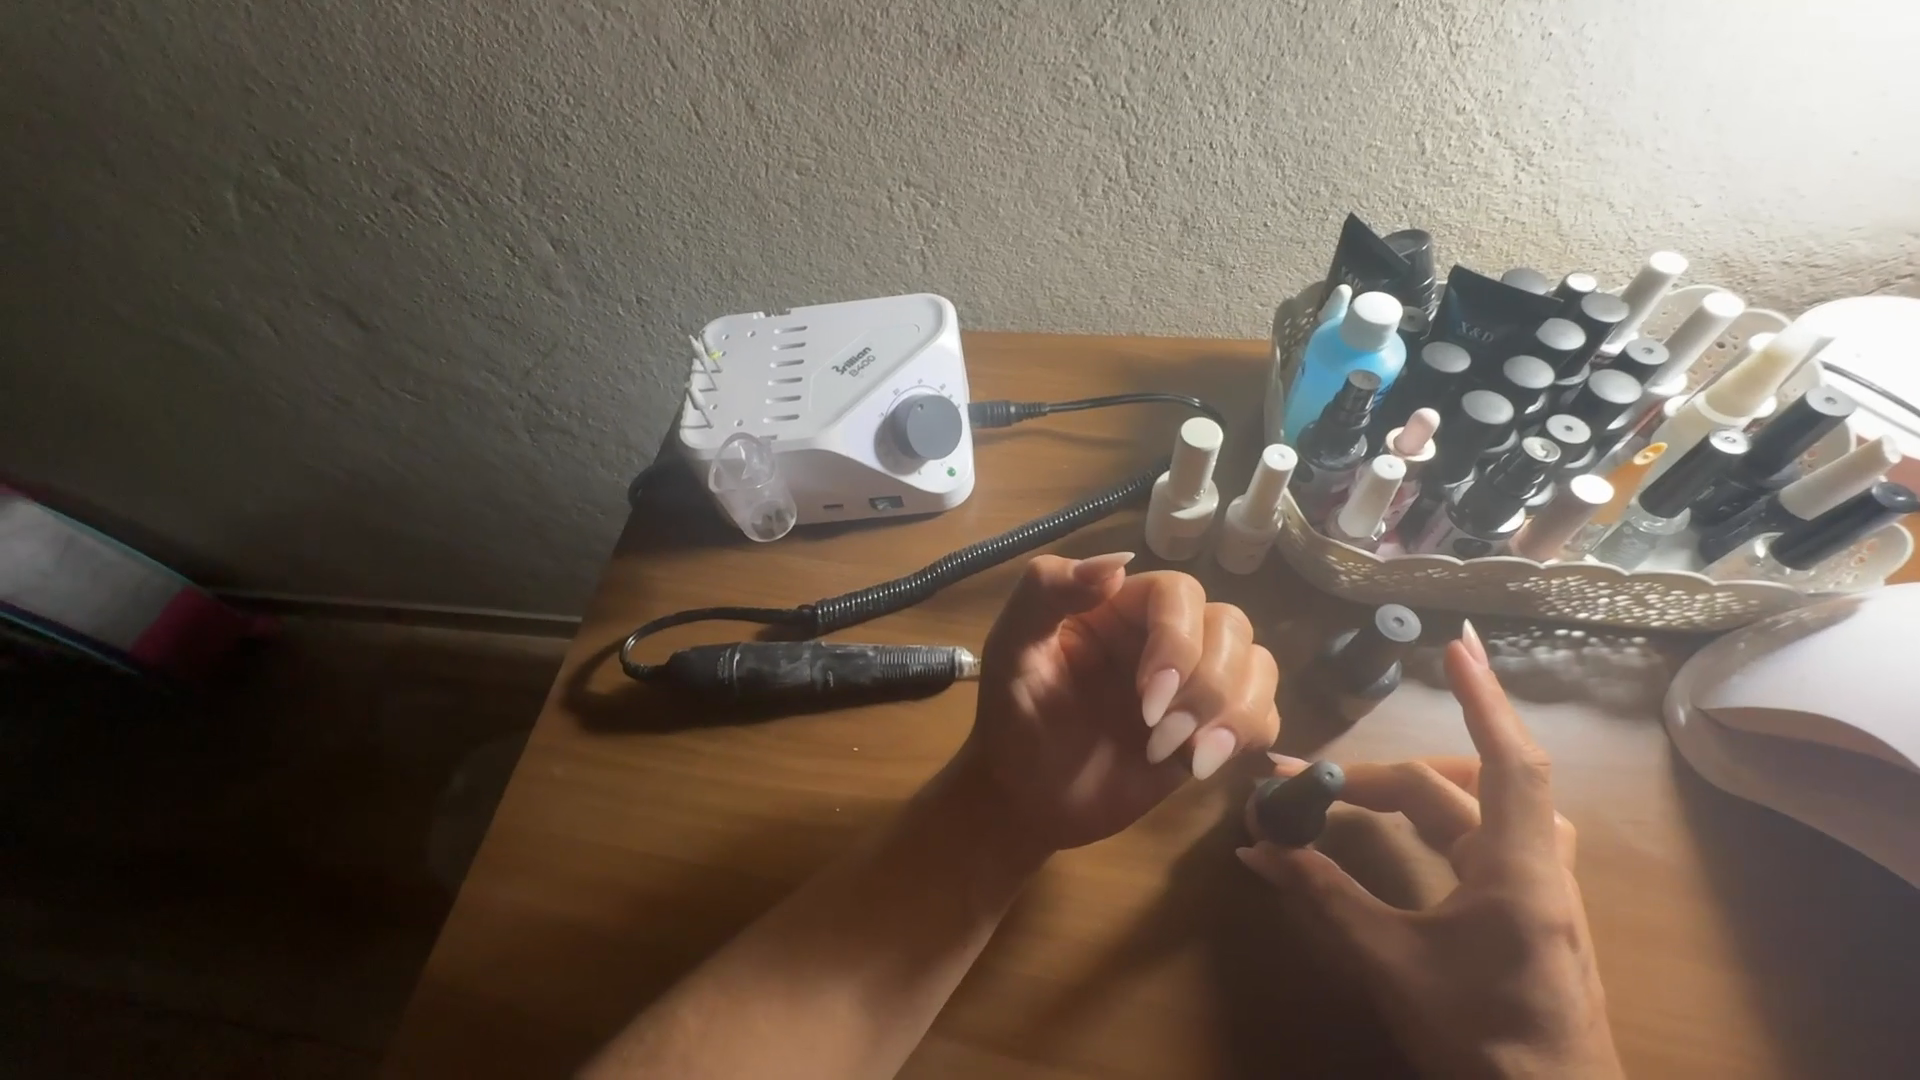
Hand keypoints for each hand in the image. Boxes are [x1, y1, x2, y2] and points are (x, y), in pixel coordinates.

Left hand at [954, 553, 1280, 851]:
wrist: (1026, 798)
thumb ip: (1046, 591)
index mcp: (1118, 606)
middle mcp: (1162, 636)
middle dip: (1206, 684)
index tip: (1148, 697)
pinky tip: (1200, 765)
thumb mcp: (1010, 648)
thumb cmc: (1012, 718)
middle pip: (1230, 625)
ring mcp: (1191, 683)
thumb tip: (1120, 560)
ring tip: (1182, 754)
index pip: (1179, 592)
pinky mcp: (1210, 729)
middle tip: (1158, 734)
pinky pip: (1264, 712)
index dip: (1178, 639)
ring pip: (1257, 664)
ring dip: (1231, 710)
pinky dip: (1248, 734)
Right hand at [1237, 628, 1621, 1079]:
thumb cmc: (1480, 1040)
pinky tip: (1411, 832)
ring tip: (1362, 791)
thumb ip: (1321, 895)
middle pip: (1458, 787)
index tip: (1454, 645)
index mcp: (1515, 871)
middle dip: (1377, 777)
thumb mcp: (1388, 962)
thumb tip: (1256, 846)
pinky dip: (1438, 818)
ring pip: (1480, 807)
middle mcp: (1534, 867)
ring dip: (1419, 787)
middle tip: (1308, 780)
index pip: (1508, 761)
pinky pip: (1484, 837)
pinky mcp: (1529, 911)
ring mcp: (1538, 890)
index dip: (1481, 698)